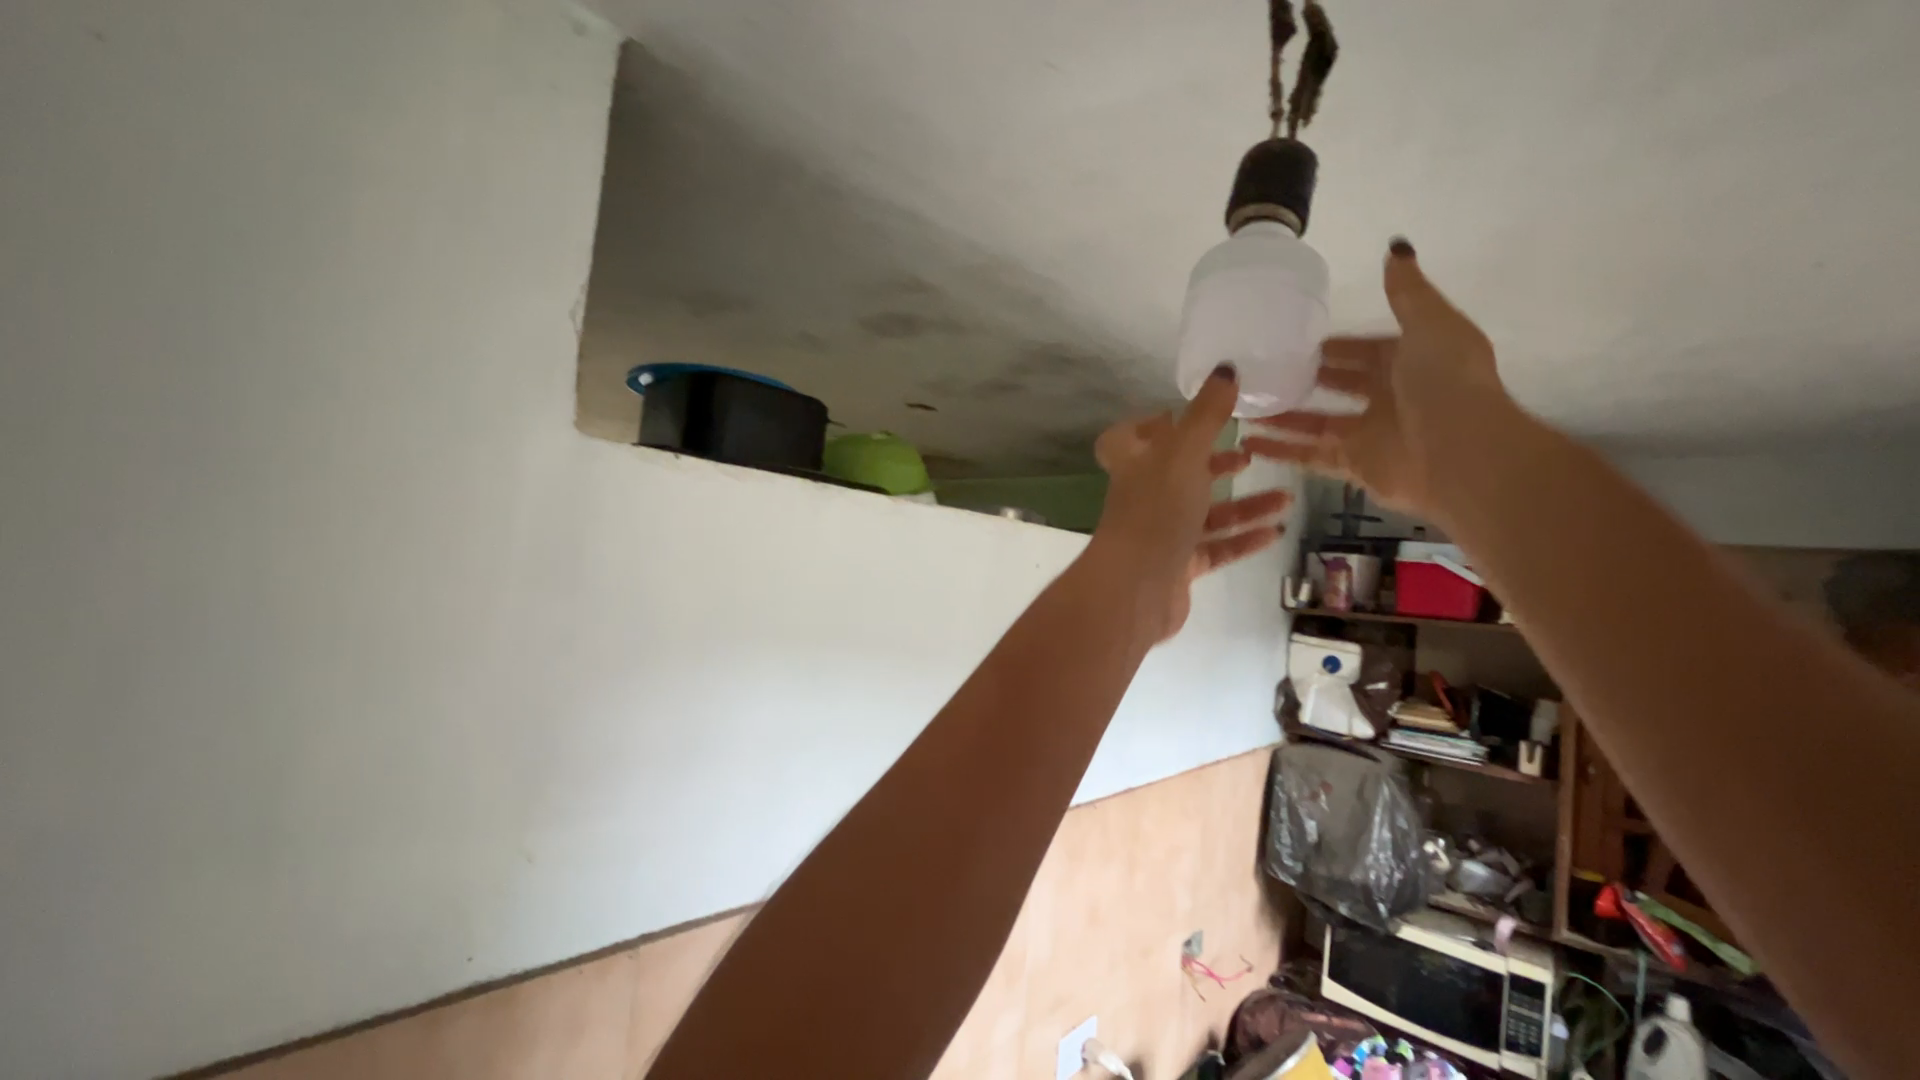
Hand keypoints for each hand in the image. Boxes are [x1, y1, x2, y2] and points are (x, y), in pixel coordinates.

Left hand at [1088, 365, 1292, 642]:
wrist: (1137, 587)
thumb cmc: (1156, 510)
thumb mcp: (1184, 452)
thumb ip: (1206, 413)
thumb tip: (1226, 369)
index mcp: (1133, 464)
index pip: (1129, 437)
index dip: (1151, 425)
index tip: (1184, 416)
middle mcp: (1142, 497)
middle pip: (1178, 474)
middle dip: (1214, 464)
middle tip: (1248, 455)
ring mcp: (1159, 535)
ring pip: (1205, 514)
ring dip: (1244, 505)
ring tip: (1286, 497)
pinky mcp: (1177, 568)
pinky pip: (1215, 548)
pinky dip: (1242, 539)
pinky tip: (1275, 531)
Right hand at [1242, 239, 1511, 525]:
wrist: (1461, 451)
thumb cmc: (1446, 382)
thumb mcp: (1430, 323)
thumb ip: (1407, 292)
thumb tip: (1394, 248)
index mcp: (1409, 362)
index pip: (1364, 349)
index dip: (1335, 345)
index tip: (1296, 340)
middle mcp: (1389, 397)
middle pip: (1338, 385)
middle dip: (1305, 379)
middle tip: (1261, 370)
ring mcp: (1370, 434)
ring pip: (1316, 423)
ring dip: (1282, 416)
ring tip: (1243, 406)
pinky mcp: (1354, 466)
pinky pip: (1310, 456)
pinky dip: (1280, 451)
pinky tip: (1247, 441)